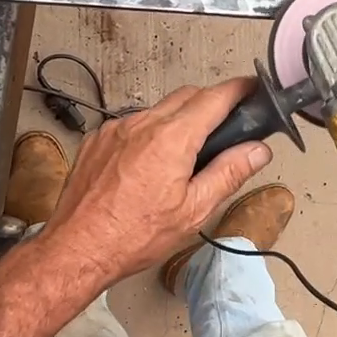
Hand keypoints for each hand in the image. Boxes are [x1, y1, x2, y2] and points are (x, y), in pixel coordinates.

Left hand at [40, 78, 273, 286]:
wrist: (78, 248)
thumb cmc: (133, 236)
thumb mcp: (194, 210)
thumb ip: (229, 173)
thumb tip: (257, 151)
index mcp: (171, 139)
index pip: (214, 97)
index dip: (238, 89)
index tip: (251, 88)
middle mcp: (141, 124)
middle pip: (186, 96)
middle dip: (210, 104)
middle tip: (225, 128)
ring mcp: (115, 129)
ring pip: (157, 110)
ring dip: (177, 121)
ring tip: (183, 158)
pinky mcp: (97, 139)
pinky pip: (131, 125)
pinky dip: (148, 134)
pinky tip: (148, 166)